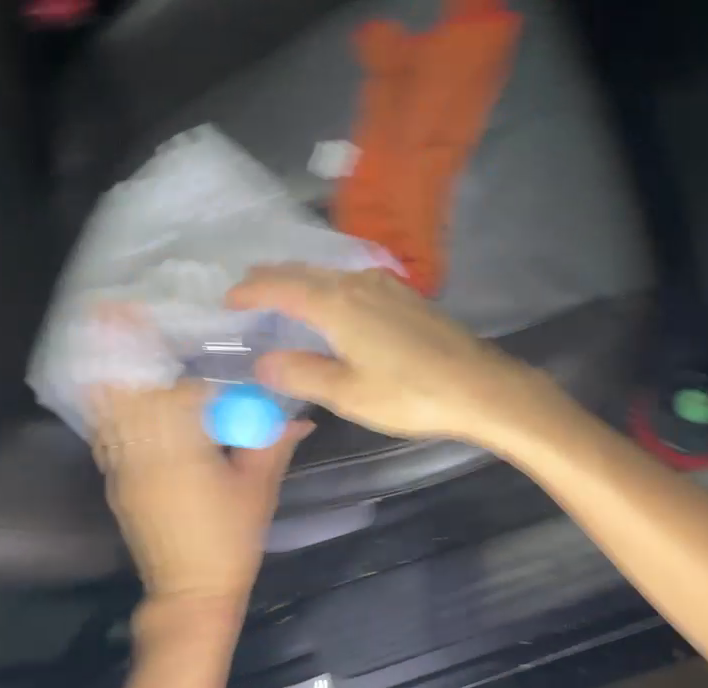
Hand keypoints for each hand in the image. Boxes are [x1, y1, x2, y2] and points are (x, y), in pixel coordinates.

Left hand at [89, 382, 308, 612]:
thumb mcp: (259, 491)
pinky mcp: (116, 484)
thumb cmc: (231, 541)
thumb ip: (272, 446)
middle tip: (164, 361)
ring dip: (129, 392)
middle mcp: (145, 450)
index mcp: (183, 447)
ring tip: (145, 379)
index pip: (181, 393)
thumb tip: (300, 420)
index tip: (218, 392)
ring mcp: (123, 468)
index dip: (200, 386)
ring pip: (115, 411)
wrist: (191, 591)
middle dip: (150, 372)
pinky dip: (121, 420)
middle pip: (137, 392)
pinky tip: (137, 419)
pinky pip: (110, 437)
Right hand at [227, 264, 541, 442]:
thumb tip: (263, 362)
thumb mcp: (348, 393)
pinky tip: (335, 306)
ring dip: (303, 282)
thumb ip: (302, 373)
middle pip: (305, 273)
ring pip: (332, 275)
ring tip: (284, 296)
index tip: (228, 300)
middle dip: (273, 279)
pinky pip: (355, 283)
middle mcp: (358, 283)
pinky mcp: (408, 298)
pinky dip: (331, 290)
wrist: (480, 387)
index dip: (251, 291)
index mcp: (336, 303)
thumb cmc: (410, 394)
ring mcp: (387, 286)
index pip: (281, 286)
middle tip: (248, 291)